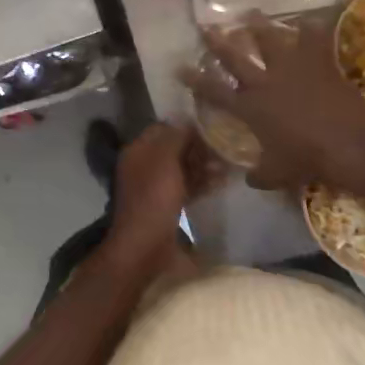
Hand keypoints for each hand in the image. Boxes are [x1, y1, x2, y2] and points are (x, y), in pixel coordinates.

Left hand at [100, 122, 216, 271]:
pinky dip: (200, 184)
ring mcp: (154, 187)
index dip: (185, 126)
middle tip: (224, 148)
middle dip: (198, 148)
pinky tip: (220, 183)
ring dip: (203, 166)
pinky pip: (185, 187)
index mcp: (138, 151)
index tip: (212, 126)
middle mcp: (143, 165)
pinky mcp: (165, 205)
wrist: (144, 246)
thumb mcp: (165, 160)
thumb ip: (176, 136)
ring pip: (182, 169)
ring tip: (227, 166)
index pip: (163, 128)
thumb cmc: (154, 198)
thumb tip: (187, 118)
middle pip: (174, 149)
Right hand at [182, 12, 364, 190]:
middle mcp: (265, 82)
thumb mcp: (276, 175)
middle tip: (205, 26)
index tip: (180, 66)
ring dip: (259, 25)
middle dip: (217, 42)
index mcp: (250, 108)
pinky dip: (312, 27)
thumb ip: (259, 175)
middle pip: (235, 57)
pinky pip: (315, 39)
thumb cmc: (307, 159)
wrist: (349, 143)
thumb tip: (250, 178)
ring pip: (271, 39)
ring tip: (250, 12)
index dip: (195, 80)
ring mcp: (293, 68)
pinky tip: (310, 17)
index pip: (214, 92)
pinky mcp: (320, 63)